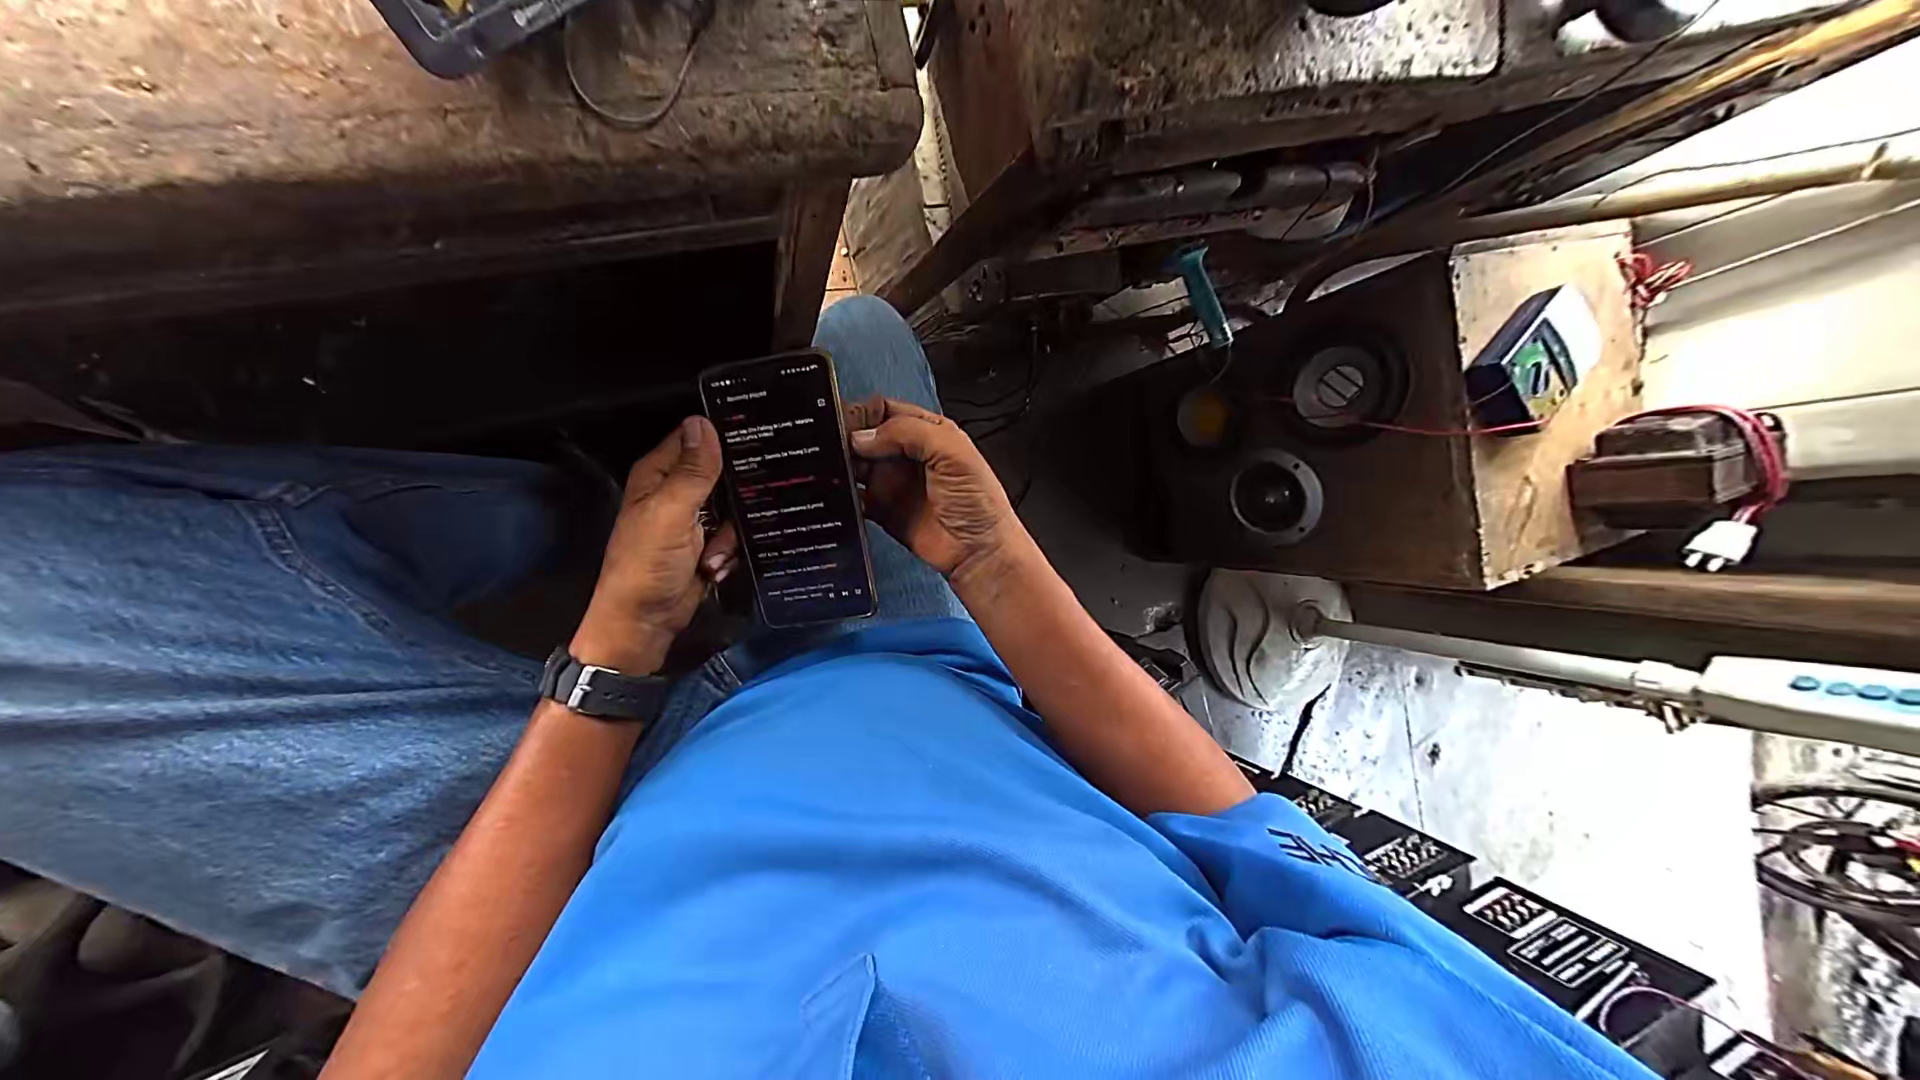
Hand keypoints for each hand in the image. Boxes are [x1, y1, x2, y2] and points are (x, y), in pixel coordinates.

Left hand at [570, 416, 739, 673]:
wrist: (645, 621)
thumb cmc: (647, 564)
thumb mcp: (671, 512)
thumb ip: (692, 471)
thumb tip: (703, 422)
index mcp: (658, 475)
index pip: (694, 438)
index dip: (722, 435)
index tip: (756, 436)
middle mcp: (675, 492)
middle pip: (720, 473)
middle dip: (737, 490)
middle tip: (750, 500)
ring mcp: (692, 520)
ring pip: (734, 507)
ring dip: (732, 531)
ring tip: (716, 550)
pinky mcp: (706, 544)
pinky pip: (734, 535)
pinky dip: (729, 551)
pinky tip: (715, 564)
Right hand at [846, 396, 1031, 584]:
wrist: (978, 551)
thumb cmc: (978, 502)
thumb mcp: (952, 453)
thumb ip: (909, 434)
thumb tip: (863, 437)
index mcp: (926, 431)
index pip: (884, 410)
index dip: (862, 413)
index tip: (844, 422)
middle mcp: (906, 454)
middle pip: (864, 436)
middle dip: (845, 437)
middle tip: (829, 444)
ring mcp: (892, 481)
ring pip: (854, 464)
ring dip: (840, 464)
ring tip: (830, 467)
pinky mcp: (882, 508)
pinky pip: (854, 496)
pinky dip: (842, 493)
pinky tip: (839, 492)